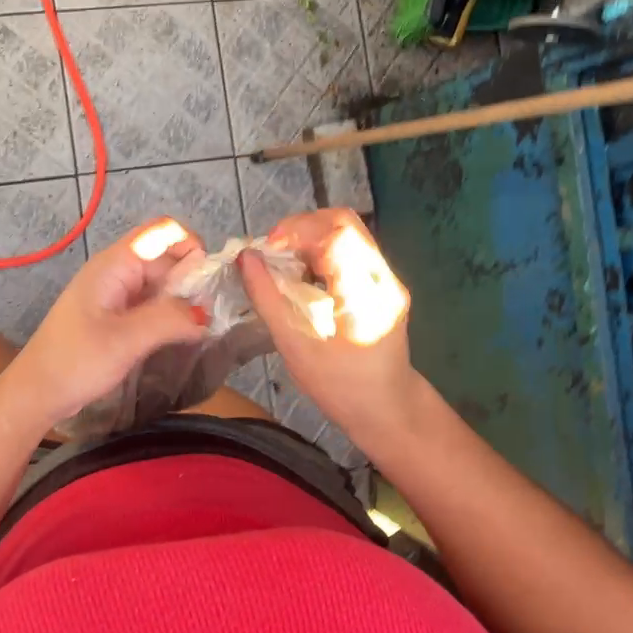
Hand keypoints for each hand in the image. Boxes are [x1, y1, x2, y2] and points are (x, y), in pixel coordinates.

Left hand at [4, 218, 208, 426]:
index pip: (163, 231)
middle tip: (212, 314)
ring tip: (203, 328)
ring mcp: (116, 294)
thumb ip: (169, 320)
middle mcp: (117, 271)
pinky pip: (151, 304)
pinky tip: (183, 336)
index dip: (192, 246)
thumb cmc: (75, 361)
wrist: (36, 393)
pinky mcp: (116, 317)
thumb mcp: (126, 341)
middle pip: (166, 257)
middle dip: (192, 278)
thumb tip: (208, 312)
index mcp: (115, 264)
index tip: (210, 282)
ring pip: (161, 283)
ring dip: (183, 300)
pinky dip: (170, 314)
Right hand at [239, 208, 416, 436]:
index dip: (298, 229)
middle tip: (272, 251)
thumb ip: (268, 299)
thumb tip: (245, 258)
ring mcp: (386, 277)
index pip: (337, 232)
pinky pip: (349, 249)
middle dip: (301, 227)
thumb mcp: (295, 347)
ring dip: (310, 238)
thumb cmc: (340, 387)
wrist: (388, 411)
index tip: (268, 248)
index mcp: (365, 292)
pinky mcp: (382, 283)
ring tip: (283, 264)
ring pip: (347, 232)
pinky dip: (320, 251)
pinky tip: (302, 276)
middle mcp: (382, 276)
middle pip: (344, 221)